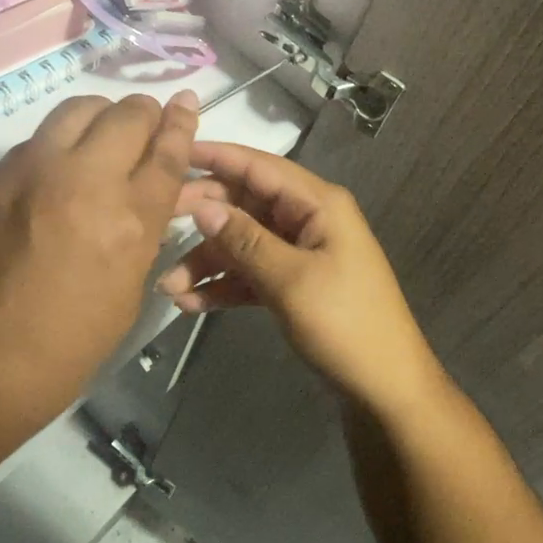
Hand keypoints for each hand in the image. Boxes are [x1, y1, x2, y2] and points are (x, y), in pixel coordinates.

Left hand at [0, 91, 199, 440]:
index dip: (182, 122)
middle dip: (145, 116)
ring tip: (102, 138)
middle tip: (145, 131)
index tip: (187, 102)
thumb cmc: (58, 351)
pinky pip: (39, 138)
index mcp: (128, 221)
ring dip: (101, 117)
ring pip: (79, 109)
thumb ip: (143, 233)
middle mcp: (84, 180)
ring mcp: (32, 171)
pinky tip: (56, 172)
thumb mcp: (125, 295)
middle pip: (128, 114)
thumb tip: (150, 197)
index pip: (167, 151)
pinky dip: (60, 142)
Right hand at [156, 143, 445, 414]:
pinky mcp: (294, 284)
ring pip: (244, 242)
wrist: (386, 389)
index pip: (260, 167)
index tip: (174, 153)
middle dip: (203, 217)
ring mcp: (301, 252)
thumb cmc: (345, 324)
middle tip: (156, 227)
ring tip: (166, 287)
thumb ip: (245, 240)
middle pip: (246, 203)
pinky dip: (224, 284)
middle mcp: (308, 219)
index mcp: (318, 203)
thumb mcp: (291, 280)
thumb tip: (202, 206)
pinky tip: (190, 303)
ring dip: (207, 260)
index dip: (217, 157)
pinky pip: (251, 272)